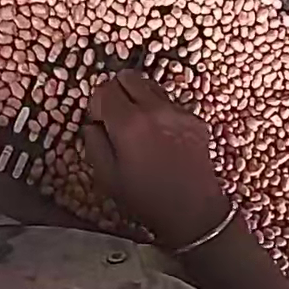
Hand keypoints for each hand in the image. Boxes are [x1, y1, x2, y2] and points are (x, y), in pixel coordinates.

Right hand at [81, 71, 230, 246]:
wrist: (193, 211)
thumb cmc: (146, 198)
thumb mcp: (107, 176)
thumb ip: (94, 142)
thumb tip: (93, 123)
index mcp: (129, 123)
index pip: (104, 89)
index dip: (97, 105)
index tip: (100, 123)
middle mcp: (156, 109)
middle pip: (129, 77)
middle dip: (118, 92)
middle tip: (117, 118)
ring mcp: (179, 112)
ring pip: (151, 87)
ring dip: (140, 99)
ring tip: (141, 129)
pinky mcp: (195, 119)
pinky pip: (171, 104)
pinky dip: (161, 113)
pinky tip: (162, 139)